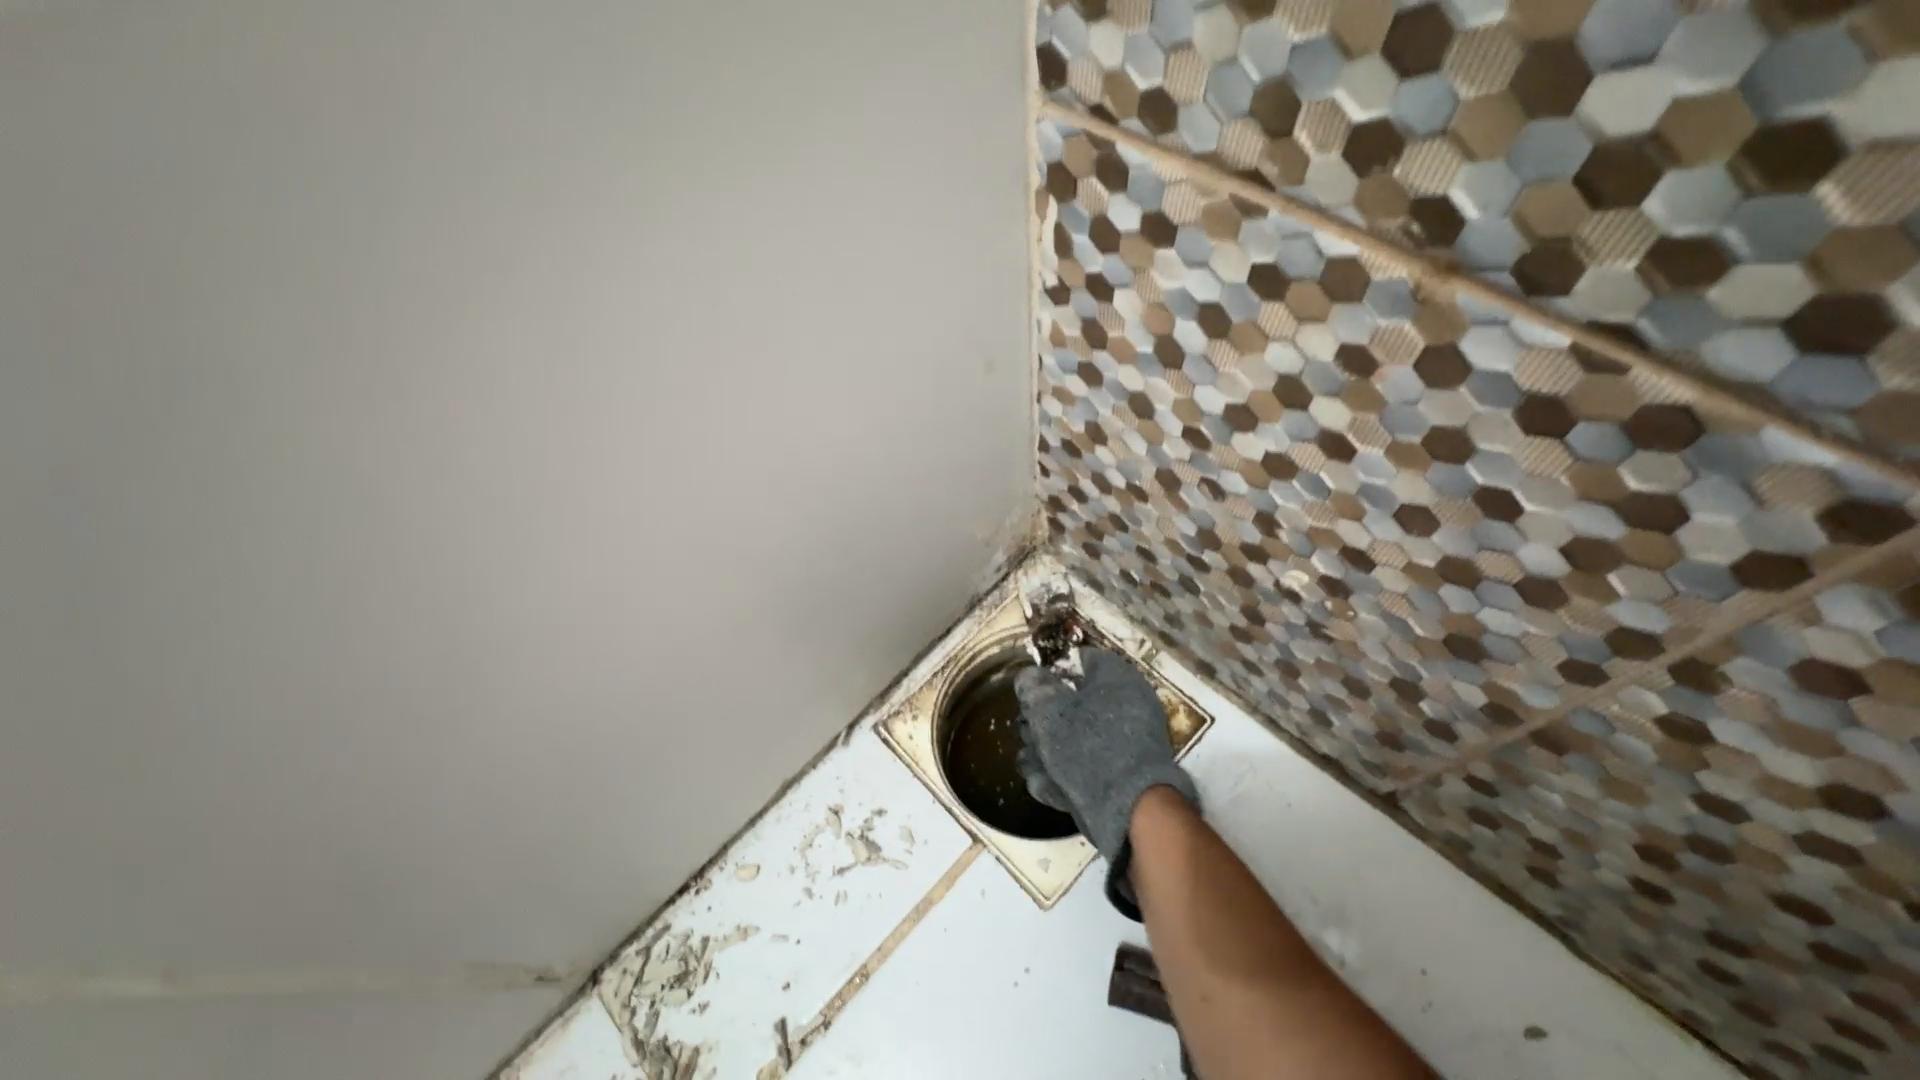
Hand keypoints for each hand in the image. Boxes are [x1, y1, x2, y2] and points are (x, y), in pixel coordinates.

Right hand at [1013, 648, 1199, 860]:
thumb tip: (1029, 678)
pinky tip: (1044, 784)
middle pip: (1077, 702)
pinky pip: (1086, 768)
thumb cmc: (1088, 745)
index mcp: (1117, 680)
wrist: (1127, 807)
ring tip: (1029, 760)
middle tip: (1026, 728)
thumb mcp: (1049, 709)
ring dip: (1047, 751)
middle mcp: (1126, 707)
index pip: (1086, 659)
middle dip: (1045, 718)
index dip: (1055, 668)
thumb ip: (1034, 688)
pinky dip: (1064, 776)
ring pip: (1077, 739)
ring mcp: (1126, 745)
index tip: (1033, 684)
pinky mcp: (1120, 778)